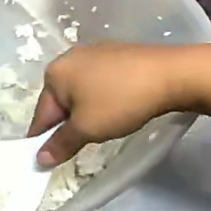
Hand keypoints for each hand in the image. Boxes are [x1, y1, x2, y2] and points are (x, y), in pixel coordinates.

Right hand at [28, 44, 195, 165]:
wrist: (171, 74)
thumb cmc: (120, 102)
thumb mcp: (87, 129)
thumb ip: (61, 144)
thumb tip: (39, 159)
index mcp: (55, 72)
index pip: (41, 114)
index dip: (45, 139)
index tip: (52, 158)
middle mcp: (70, 56)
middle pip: (60, 100)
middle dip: (68, 123)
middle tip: (84, 142)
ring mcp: (95, 51)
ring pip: (81, 90)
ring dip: (86, 110)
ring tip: (105, 126)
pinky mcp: (117, 52)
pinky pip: (100, 80)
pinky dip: (103, 97)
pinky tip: (118, 106)